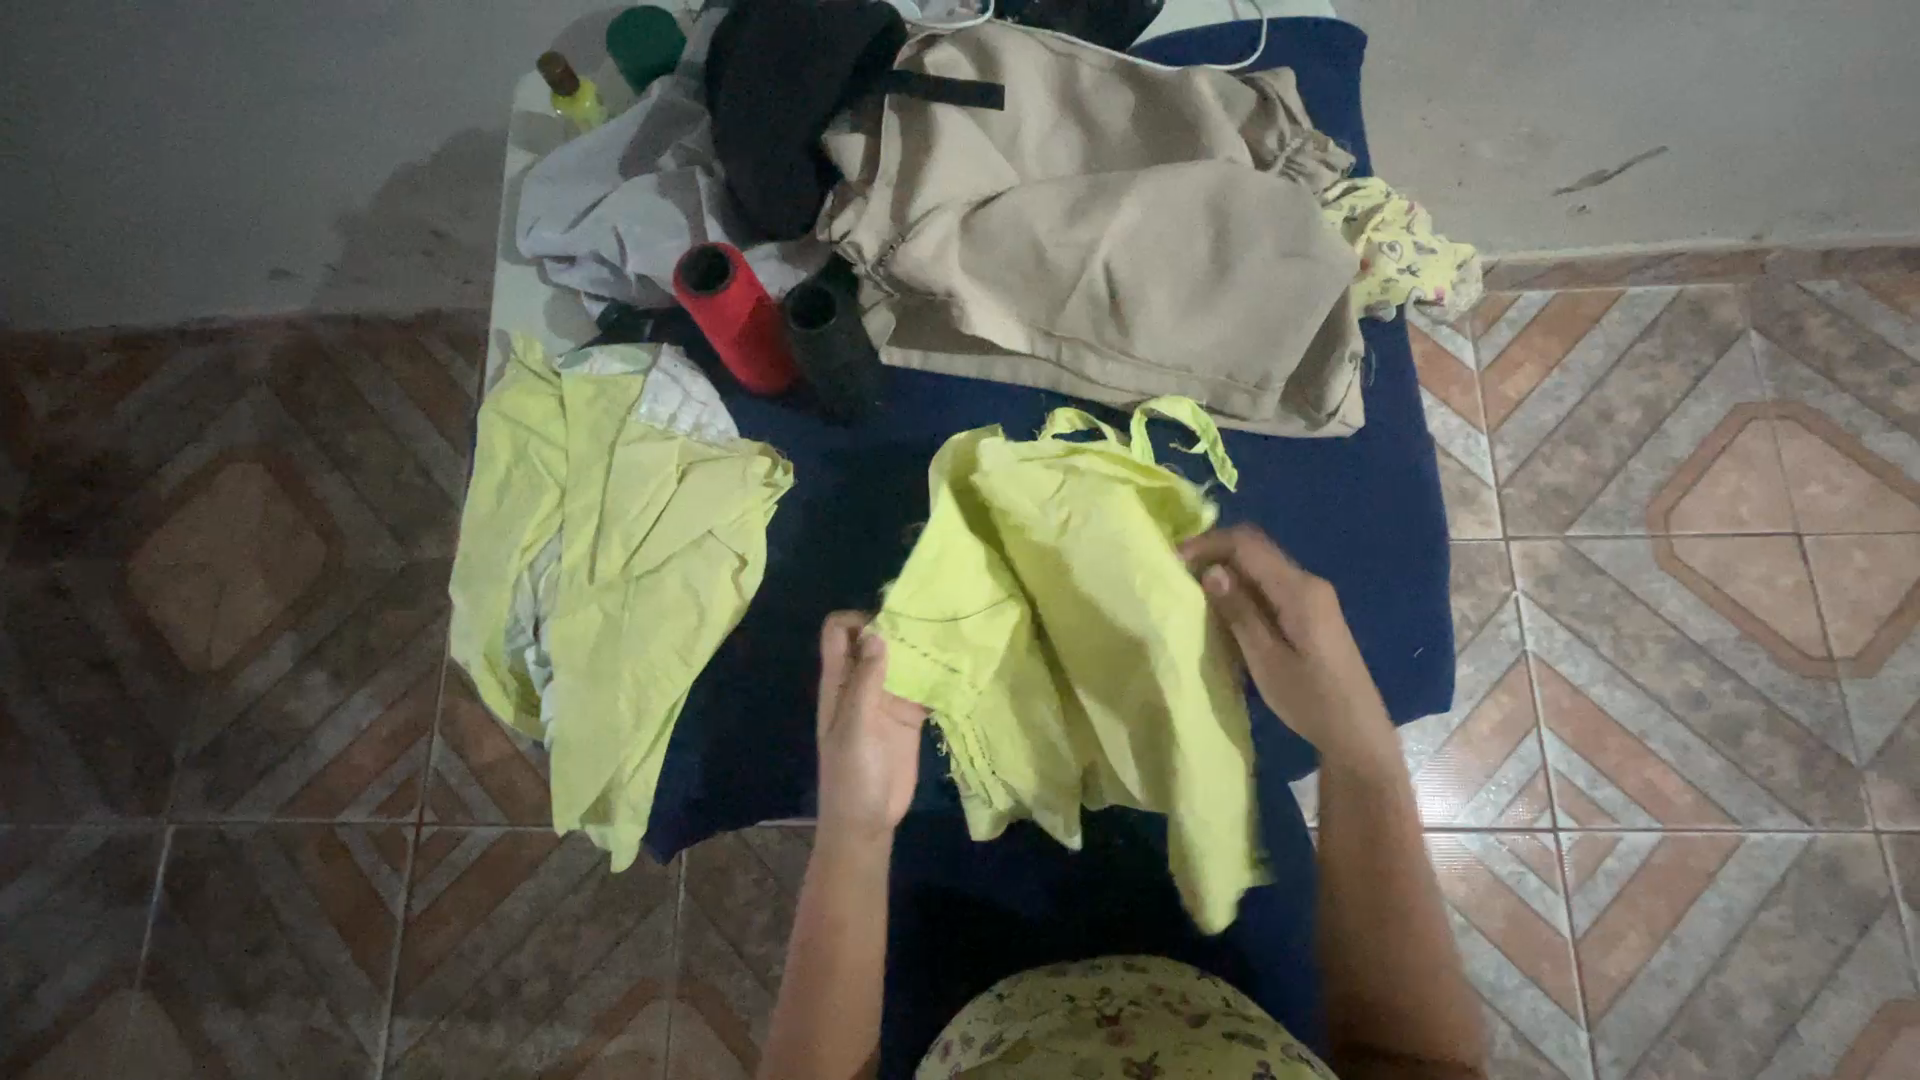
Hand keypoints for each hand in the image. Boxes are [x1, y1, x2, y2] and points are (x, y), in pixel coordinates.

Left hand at [815, 612, 927, 845]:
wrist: (866, 821)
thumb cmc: (851, 774)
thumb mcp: (855, 726)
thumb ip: (866, 682)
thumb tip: (879, 633)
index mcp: (838, 682)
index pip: (838, 632)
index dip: (858, 620)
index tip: (889, 625)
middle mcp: (862, 683)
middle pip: (874, 639)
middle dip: (897, 627)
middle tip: (929, 623)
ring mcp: (887, 698)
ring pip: (901, 659)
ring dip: (920, 649)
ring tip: (949, 638)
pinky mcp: (909, 715)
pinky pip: (923, 686)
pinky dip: (937, 675)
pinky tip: (958, 667)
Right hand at [1181, 526, 1393, 763]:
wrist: (1357, 732)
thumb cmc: (1310, 700)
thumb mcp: (1265, 659)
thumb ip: (1239, 611)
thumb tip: (1211, 570)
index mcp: (1299, 590)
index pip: (1247, 544)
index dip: (1207, 544)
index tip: (1174, 562)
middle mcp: (1307, 582)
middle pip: (1254, 549)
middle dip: (1213, 553)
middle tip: (1178, 574)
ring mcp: (1312, 596)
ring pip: (1260, 566)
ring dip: (1225, 570)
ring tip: (1192, 590)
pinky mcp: (1309, 611)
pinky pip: (1269, 585)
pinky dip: (1241, 587)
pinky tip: (1222, 608)